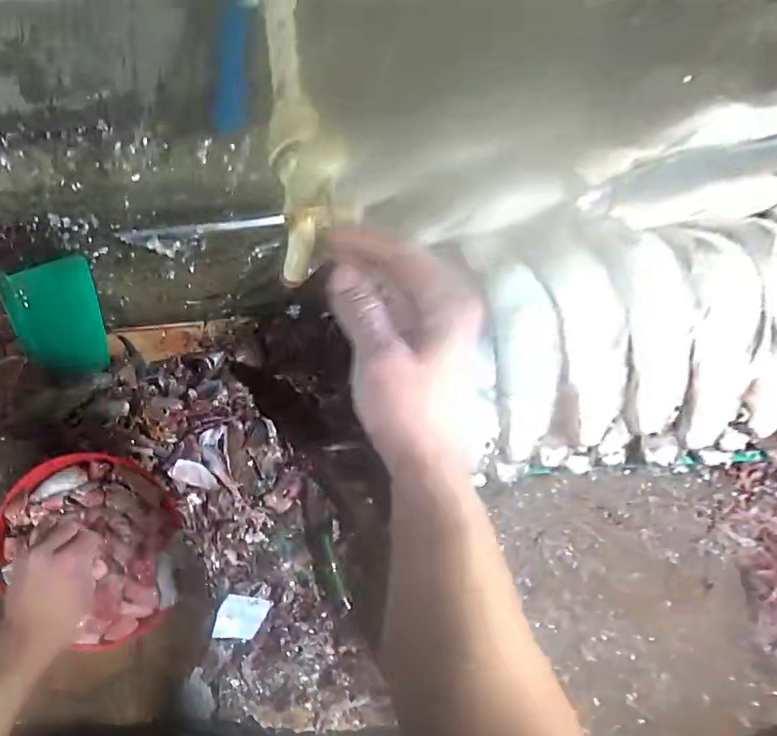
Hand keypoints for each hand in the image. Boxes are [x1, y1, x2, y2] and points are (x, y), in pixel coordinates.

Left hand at [1, 521, 101, 657]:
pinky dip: (42, 547)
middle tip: (80, 549)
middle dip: (76, 536)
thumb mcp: (87, 601)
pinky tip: (47, 559)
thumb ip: (91, 577)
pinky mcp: (18, 560)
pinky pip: (33, 544)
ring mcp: (31, 553)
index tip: (96, 552)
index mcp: (72, 561)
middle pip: (68, 528)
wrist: (27, 635)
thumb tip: (93, 565)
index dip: (96, 544)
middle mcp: (50, 550)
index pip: (90, 537)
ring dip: (58, 538)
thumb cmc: (64, 624)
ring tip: (62, 551)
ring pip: (48, 532)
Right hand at [325, 229, 484, 477]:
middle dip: (366, 255)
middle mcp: (451, 306)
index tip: (328, 232)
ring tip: (333, 267)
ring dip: (369, 276)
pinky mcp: (428, 348)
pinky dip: (375, 300)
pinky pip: (400, 310)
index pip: (404, 255)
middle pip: (407, 267)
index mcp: (448, 302)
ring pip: (403, 289)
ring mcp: (441, 328)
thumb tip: (341, 270)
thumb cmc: (406, 411)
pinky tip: (353, 300)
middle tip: (325, 246)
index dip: (365, 241)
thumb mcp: (379, 357)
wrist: (425, 461)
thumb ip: (361, 310)